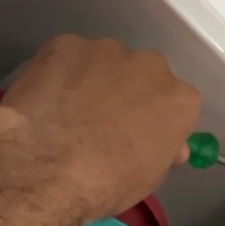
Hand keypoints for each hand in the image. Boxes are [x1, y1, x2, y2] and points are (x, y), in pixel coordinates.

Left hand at [0, 35, 202, 224]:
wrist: (49, 165)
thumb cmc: (110, 181)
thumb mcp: (149, 178)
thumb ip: (161, 150)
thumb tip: (167, 143)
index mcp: (179, 99)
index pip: (177, 104)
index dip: (158, 120)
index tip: (140, 136)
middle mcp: (151, 65)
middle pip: (144, 75)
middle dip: (128, 93)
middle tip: (104, 122)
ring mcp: (107, 50)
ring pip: (105, 62)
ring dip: (94, 80)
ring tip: (68, 112)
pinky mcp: (65, 44)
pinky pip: (67, 58)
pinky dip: (59, 74)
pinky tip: (45, 101)